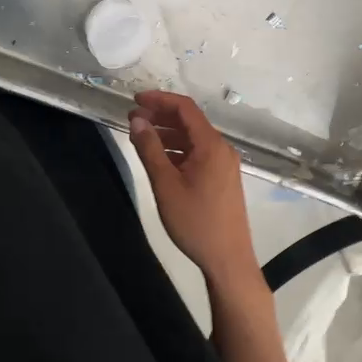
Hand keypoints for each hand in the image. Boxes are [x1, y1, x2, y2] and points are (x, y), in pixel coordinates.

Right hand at [128, 90, 258, 283]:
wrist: (229, 262)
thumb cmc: (196, 222)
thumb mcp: (166, 185)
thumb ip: (150, 149)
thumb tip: (136, 120)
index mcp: (211, 145)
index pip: (184, 107)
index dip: (159, 99)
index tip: (134, 100)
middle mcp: (221, 149)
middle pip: (189, 121)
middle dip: (160, 116)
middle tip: (132, 120)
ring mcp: (224, 165)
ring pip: (192, 138)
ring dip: (167, 134)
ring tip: (141, 139)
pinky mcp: (222, 179)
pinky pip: (198, 153)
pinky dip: (178, 150)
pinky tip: (160, 160)